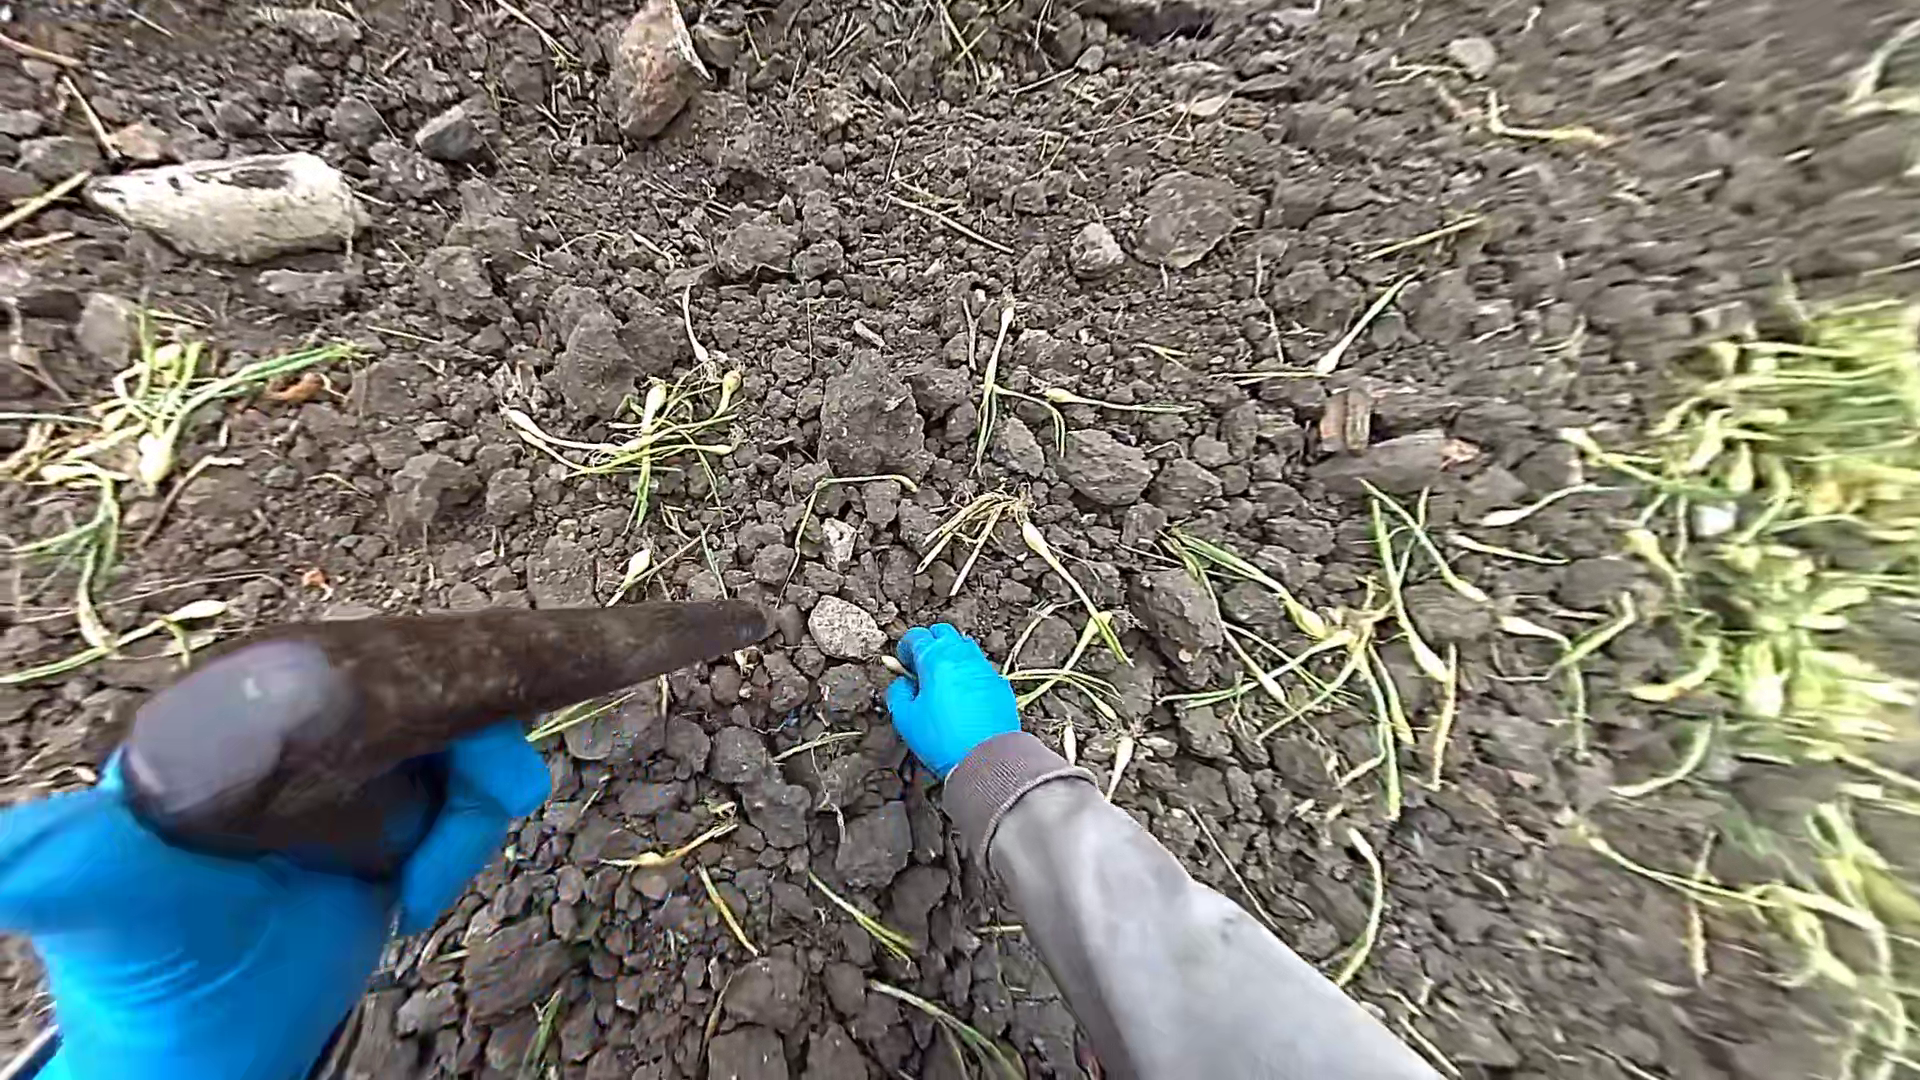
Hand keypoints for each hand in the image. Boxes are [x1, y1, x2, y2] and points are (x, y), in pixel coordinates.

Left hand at [0, 720, 549, 1079]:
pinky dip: (473, 829)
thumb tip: (6, 836)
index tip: (485, 737)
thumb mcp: (130, 917)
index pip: (369, 679)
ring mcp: (371, 770)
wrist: (240, 1032)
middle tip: (508, 804)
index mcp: (252, 736)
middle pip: (442, 709)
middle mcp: (318, 738)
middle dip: (485, 761)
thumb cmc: (172, 972)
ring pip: (472, 750)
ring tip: (435, 884)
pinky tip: (433, 884)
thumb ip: (71, 872)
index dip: (437, 692)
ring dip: (478, 812)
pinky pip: (475, 789)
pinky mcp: (411, 802)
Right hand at [885, 623, 1020, 776]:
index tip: (902, 666)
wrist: (987, 759)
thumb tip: (903, 684)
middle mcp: (962, 655)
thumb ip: (898, 693)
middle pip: (943, 633)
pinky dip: (969, 675)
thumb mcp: (905, 718)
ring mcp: (984, 667)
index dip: (905, 649)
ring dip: (951, 657)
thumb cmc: (943, 739)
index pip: (916, 636)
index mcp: (935, 657)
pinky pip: (980, 669)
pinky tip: (964, 699)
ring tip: (943, 684)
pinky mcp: (999, 684)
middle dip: (929, 645)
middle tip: (921, 670)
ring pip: (964, 648)